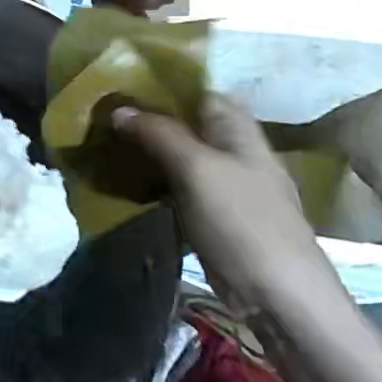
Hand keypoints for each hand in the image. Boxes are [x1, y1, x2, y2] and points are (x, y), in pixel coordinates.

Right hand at [111, 95, 346, 320]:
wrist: (280, 298)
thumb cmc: (242, 222)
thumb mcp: (197, 168)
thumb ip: (158, 133)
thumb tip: (119, 109)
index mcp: (238, 131)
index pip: (198, 91)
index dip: (161, 84)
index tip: (120, 83)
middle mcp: (232, 151)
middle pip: (184, 123)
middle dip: (145, 118)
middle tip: (101, 114)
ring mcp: (222, 185)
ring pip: (175, 155)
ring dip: (144, 149)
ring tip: (102, 142)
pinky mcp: (211, 215)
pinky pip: (174, 185)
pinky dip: (150, 180)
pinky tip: (121, 180)